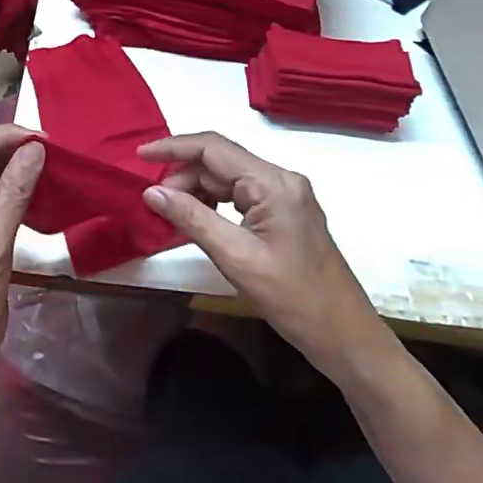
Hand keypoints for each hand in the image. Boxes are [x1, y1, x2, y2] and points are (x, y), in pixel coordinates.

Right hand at [139, 133, 393, 382]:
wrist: (343, 334)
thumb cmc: (293, 298)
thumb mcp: (236, 258)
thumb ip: (193, 218)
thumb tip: (152, 191)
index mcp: (274, 183)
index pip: (214, 149)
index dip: (174, 147)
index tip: (139, 154)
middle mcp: (281, 179)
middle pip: (221, 162)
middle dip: (183, 176)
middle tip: (153, 202)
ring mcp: (286, 196)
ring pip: (230, 180)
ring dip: (198, 191)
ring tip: (171, 213)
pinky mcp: (285, 213)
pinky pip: (242, 196)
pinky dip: (216, 204)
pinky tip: (198, 220)